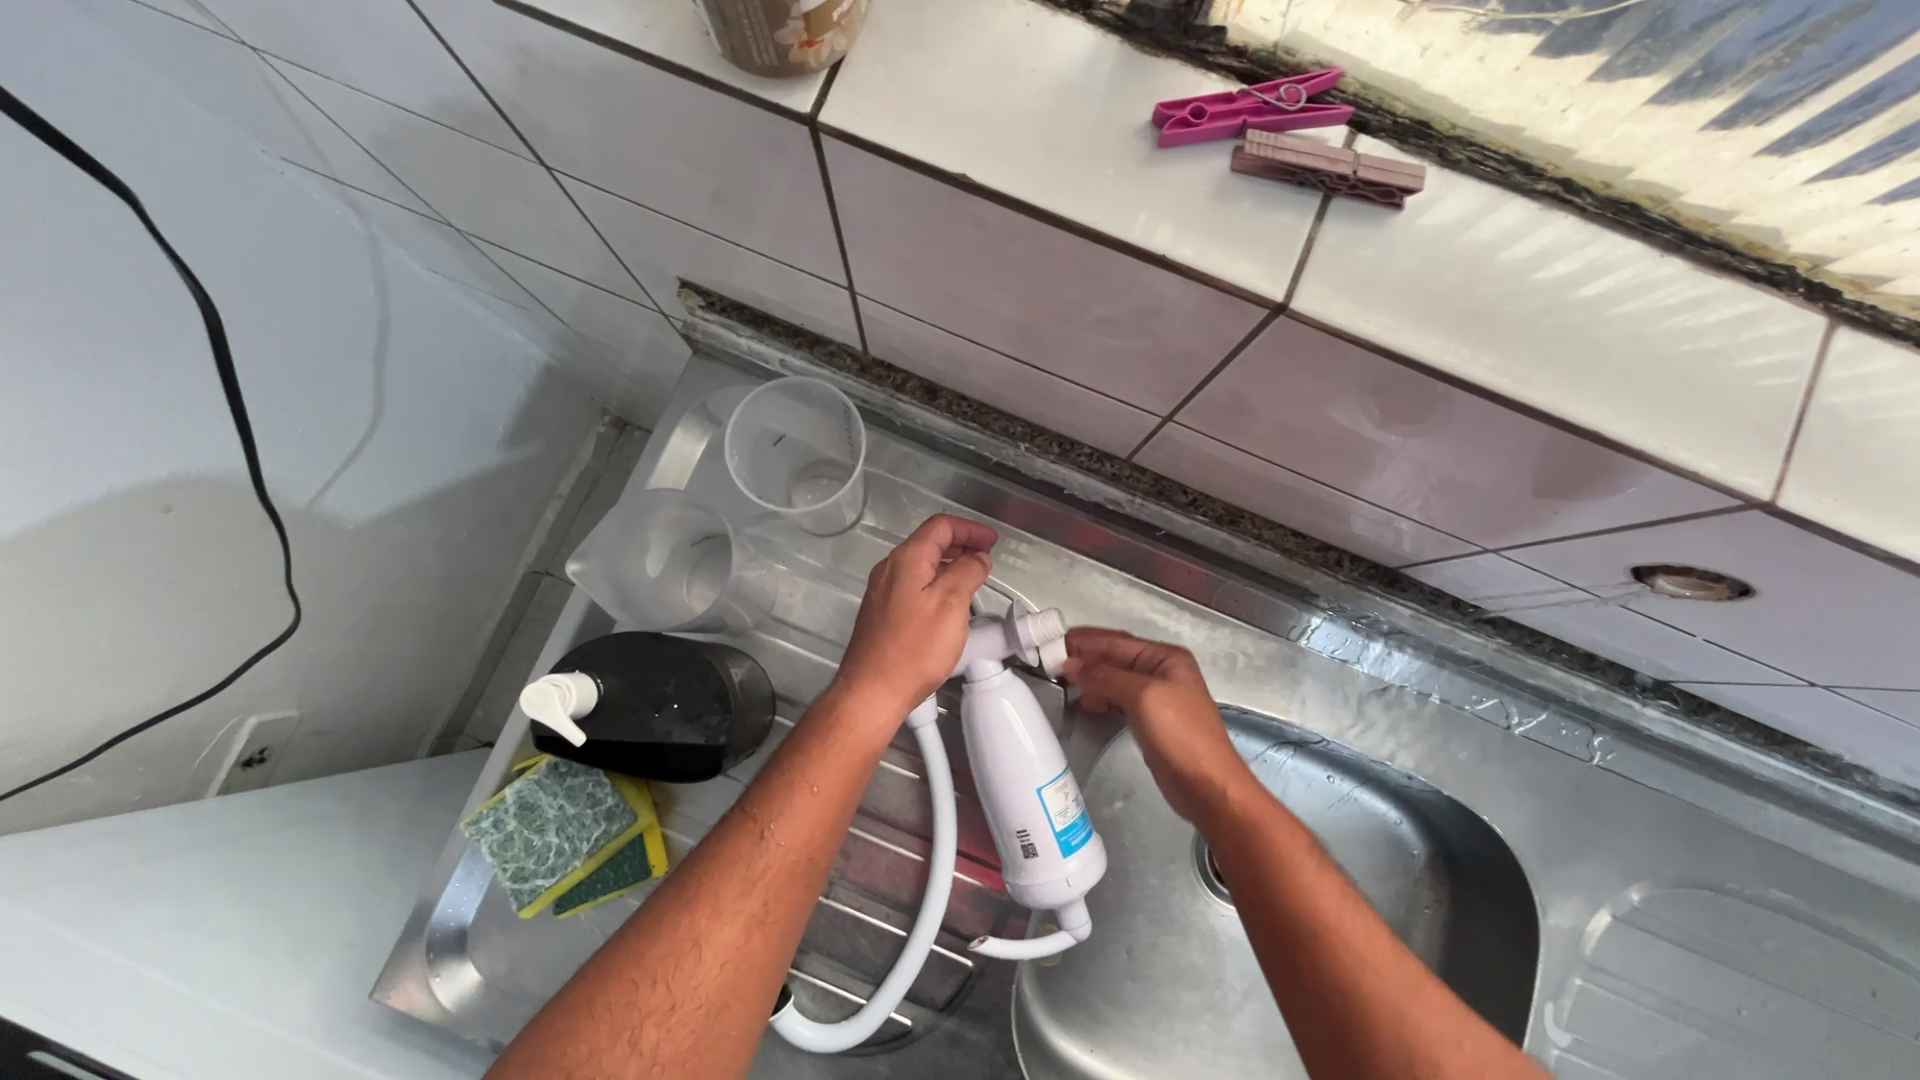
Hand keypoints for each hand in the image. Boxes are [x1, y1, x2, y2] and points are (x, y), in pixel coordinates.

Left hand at [829, 514, 997, 720]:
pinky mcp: (882, 612)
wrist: (872, 692)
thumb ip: (967, 572)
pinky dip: (936, 583)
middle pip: (929, 542)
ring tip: (974, 579)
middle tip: (986, 556)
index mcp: (906, 560)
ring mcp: (883, 591)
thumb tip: (977, 557)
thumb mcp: (952, 604)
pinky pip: (913, 585)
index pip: (941, 526)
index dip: (971, 529)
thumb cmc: (913, 651)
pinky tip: (949, 602)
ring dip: (950, 565)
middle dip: (961, 544)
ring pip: (921, 565)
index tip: (991, 541)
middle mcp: (889, 570)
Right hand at [1064, 628, 1253, 824]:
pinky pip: (1118, 700)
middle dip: (1086, 658)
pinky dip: (1100, 698)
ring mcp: (1157, 698)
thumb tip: (1072, 663)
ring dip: (1090, 678)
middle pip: (1116, 658)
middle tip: (1050, 660)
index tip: (1054, 642)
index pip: (1118, 641)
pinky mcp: (1150, 721)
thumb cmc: (1179, 733)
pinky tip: (1083, 702)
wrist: (1206, 784)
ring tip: (1061, 680)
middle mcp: (1162, 673)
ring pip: (1115, 680)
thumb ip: (1105, 675)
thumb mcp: (1141, 696)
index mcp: (1166, 658)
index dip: (1087, 641)